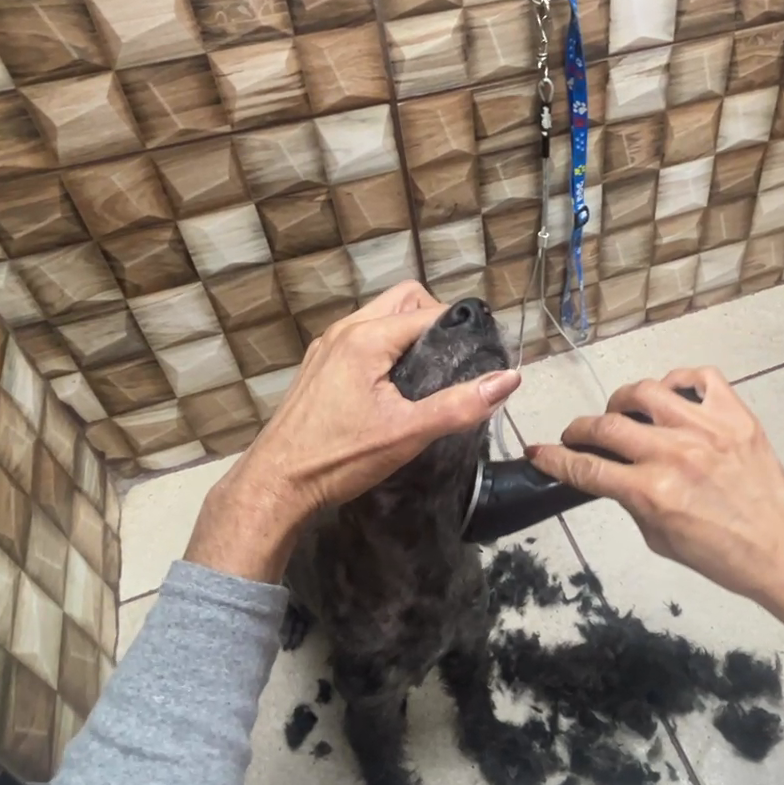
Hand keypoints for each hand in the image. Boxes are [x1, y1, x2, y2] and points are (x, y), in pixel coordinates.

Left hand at [185, 281, 520, 580]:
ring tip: (427, 372)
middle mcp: (344, 330)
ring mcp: (327, 347)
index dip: (458, 329)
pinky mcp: (318, 365)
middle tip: (451, 360)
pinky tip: (392, 384)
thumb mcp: (408, 433)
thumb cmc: (339, 458)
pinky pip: (361, 335)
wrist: (275, 486)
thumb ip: (460, 405)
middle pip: (403, 299)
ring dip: (408, 332)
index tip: (478, 355)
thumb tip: (508, 379)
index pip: (427, 311)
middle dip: (433, 319)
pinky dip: (385, 346)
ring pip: (380, 315)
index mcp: (367, 337)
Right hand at [524, 367, 783, 604]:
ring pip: (645, 391)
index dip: (554, 458)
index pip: (586, 468)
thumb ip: (630, 501)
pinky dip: (678, 381)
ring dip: (623, 402)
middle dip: (579, 429)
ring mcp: (706, 428)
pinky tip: (672, 399)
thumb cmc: (721, 556)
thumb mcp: (659, 540)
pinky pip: (698, 377)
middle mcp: (674, 454)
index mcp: (652, 492)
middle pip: (606, 425)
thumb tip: (609, 473)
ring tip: (624, 414)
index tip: (540, 452)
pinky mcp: (735, 414)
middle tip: (579, 437)